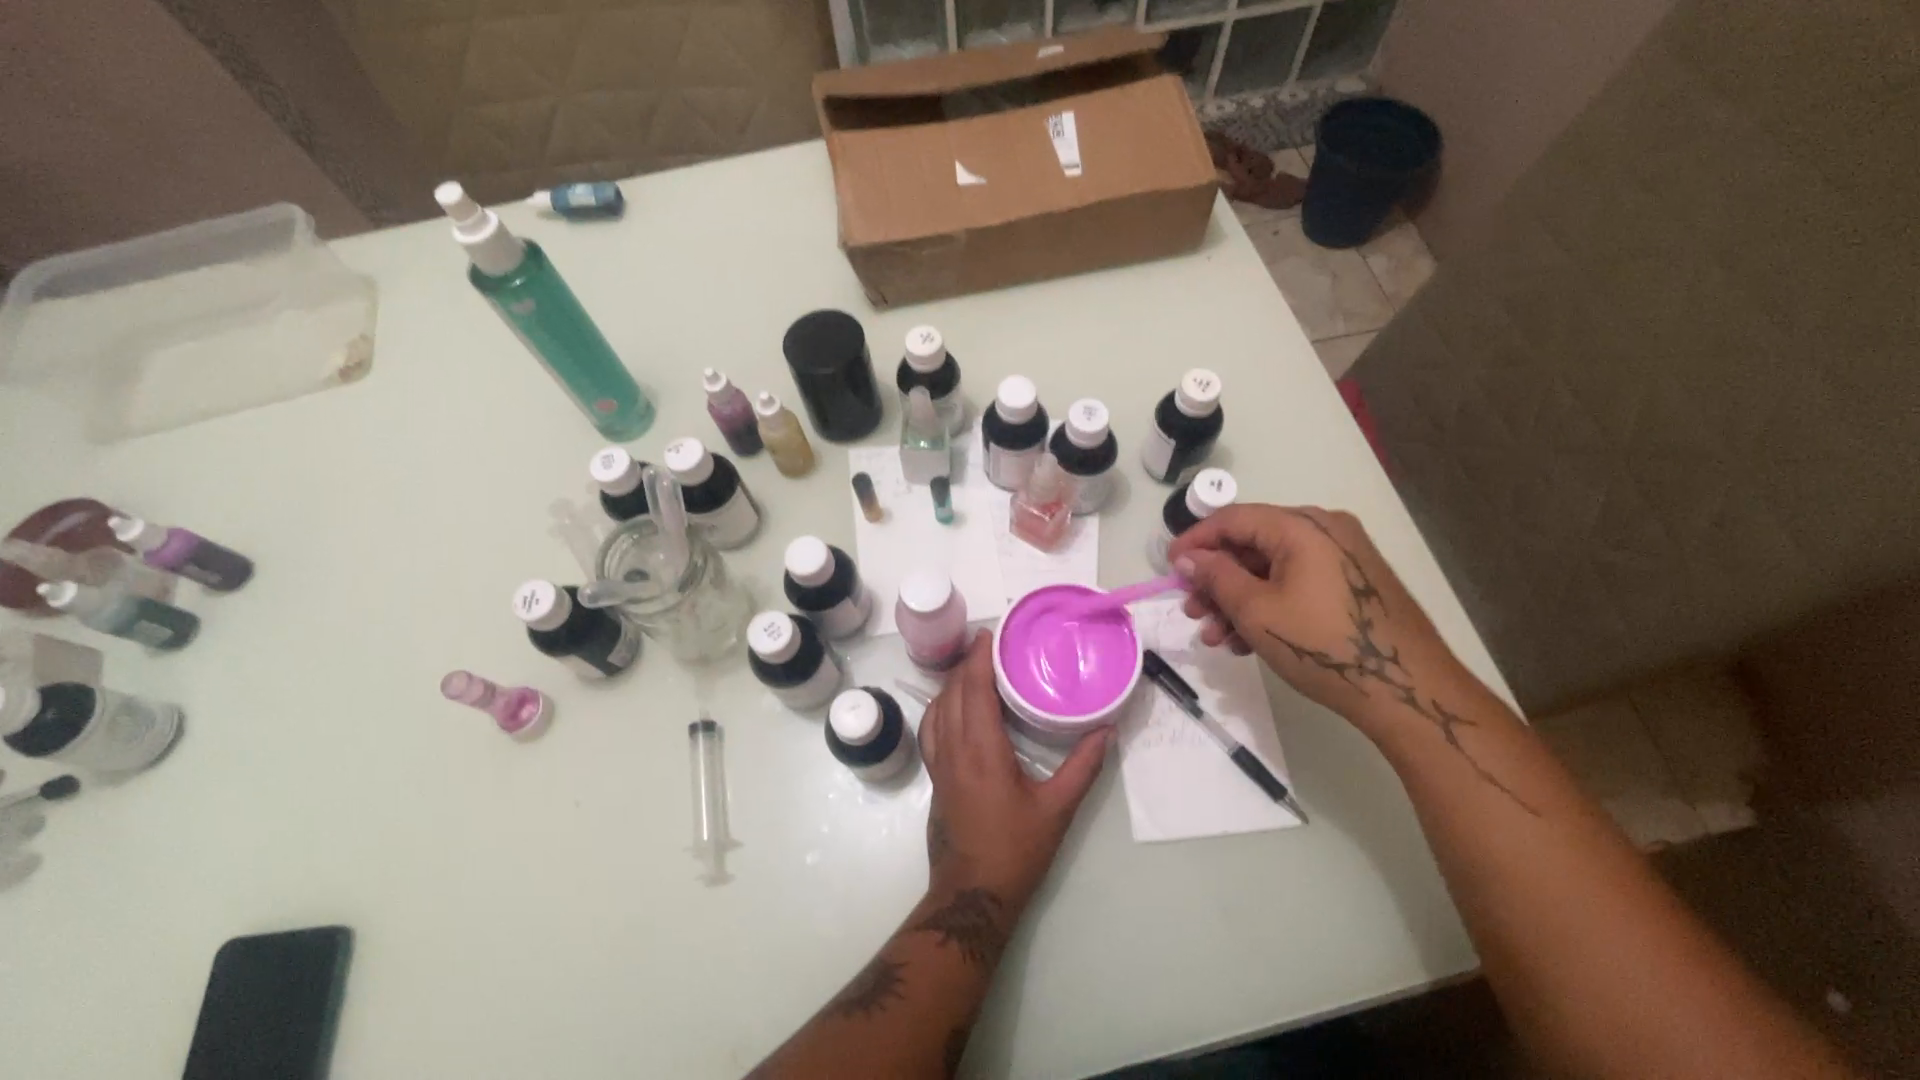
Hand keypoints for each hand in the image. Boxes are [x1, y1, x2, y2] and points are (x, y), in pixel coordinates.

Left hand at [917, 631, 1110, 906]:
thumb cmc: (1016, 851)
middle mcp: (953, 750)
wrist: (972, 895)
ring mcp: (939, 766)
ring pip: (936, 710)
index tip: (991, 634)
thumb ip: (1082, 767)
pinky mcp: (935, 780)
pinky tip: (958, 711)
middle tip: (991, 647)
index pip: (973, 689)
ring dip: (952, 684)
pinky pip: (933, 730)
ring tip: (976, 671)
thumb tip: (1106, 730)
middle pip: (952, 693)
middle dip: (967, 664)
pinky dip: (942, 709)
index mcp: (981, 751)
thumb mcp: (1057, 809)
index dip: (979, 658)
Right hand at [1166, 504, 1469, 729]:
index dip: (1195, 541)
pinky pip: (1296, 583)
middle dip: (1216, 580)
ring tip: (1217, 638)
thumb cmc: (1324, 644)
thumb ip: (1217, 578)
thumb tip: (1189, 558)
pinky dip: (1268, 605)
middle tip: (1192, 612)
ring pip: (1273, 568)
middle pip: (1253, 545)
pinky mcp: (1353, 584)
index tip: (1169, 568)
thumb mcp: (1257, 612)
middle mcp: (1325, 530)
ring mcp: (1343, 557)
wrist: (1407, 688)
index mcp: (1303, 526)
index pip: (1233, 519)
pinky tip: (1248, 641)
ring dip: (1238, 599)